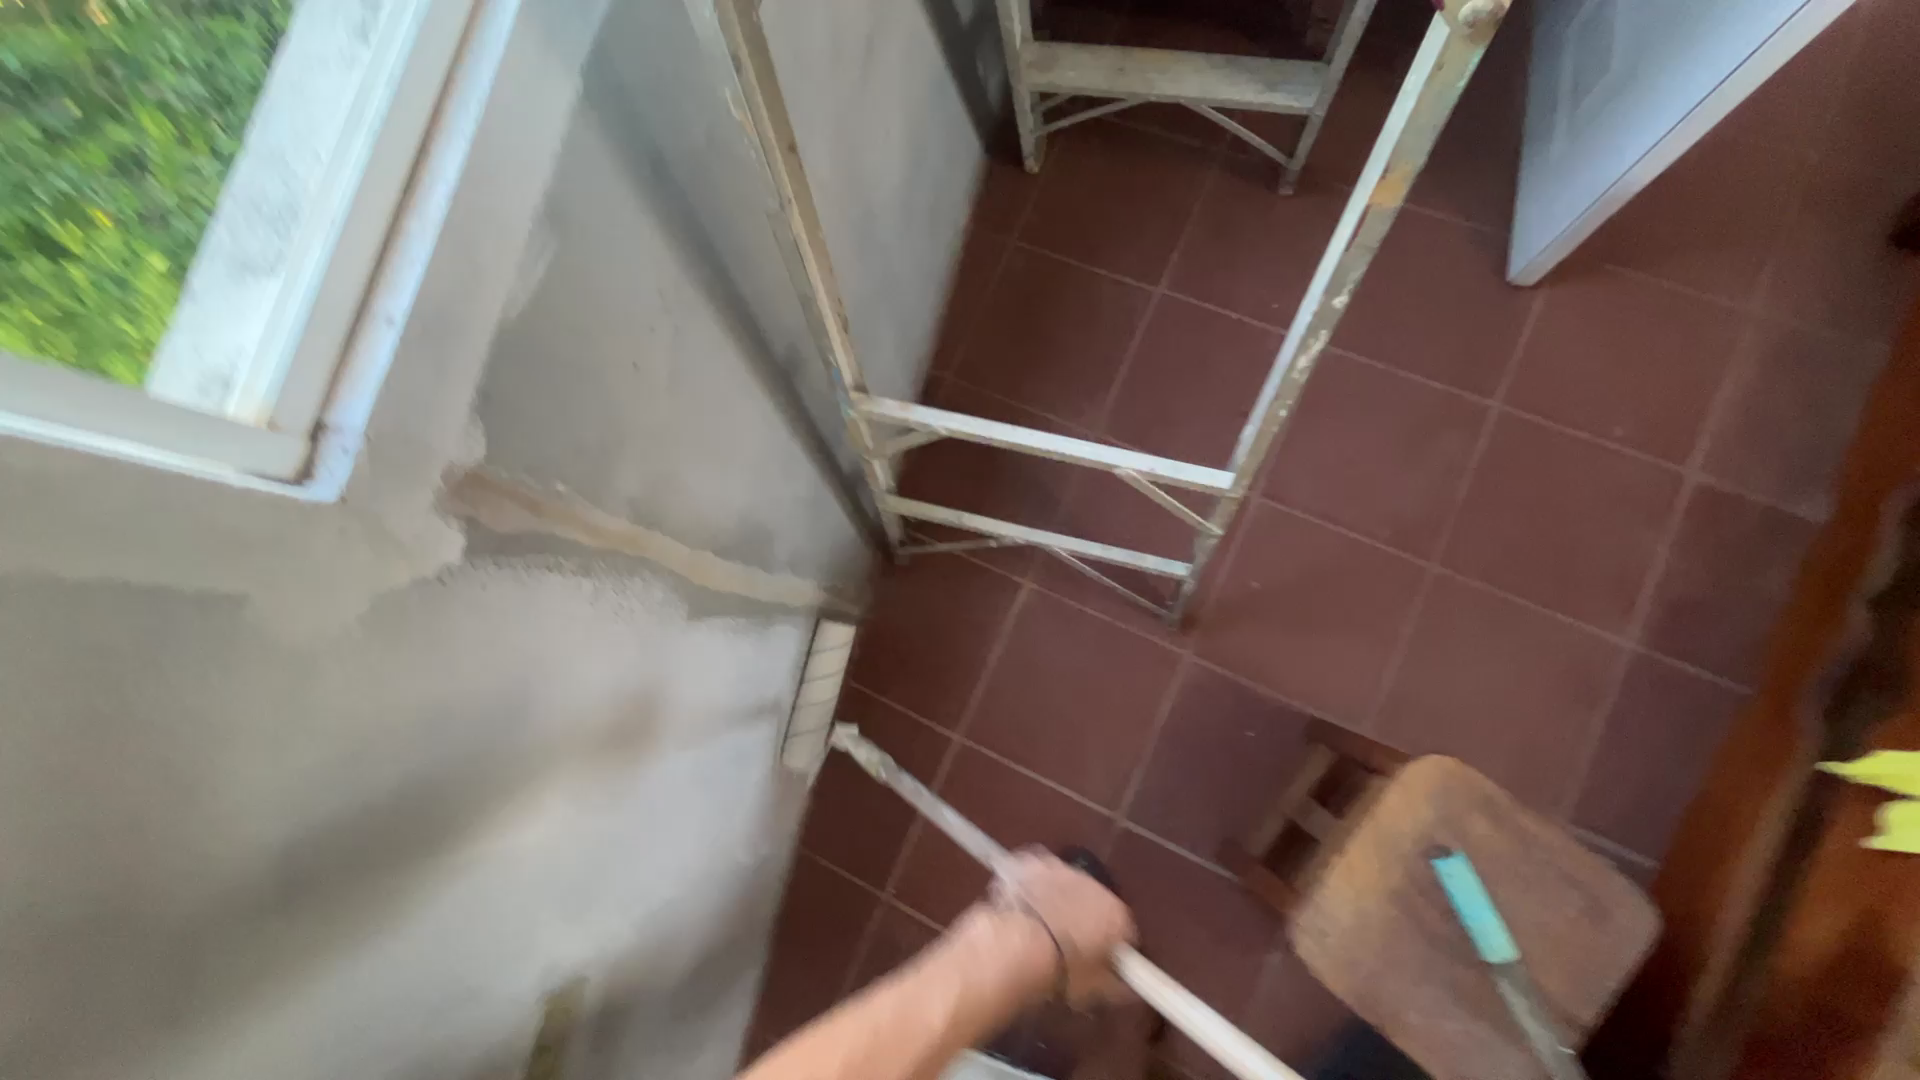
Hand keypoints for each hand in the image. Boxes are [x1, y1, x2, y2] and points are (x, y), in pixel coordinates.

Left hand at [989, 848, 1134, 1004]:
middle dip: (1086, 920)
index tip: (1100, 962)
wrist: (1016, 943)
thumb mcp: (1093, 990)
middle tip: (1068, 946)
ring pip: (1067, 885)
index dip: (1112, 948)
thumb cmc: (1059, 971)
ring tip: (1041, 927)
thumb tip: (1124, 985)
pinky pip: (1040, 874)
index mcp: (1116, 915)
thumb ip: (1116, 984)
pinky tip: (1023, 907)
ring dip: (1060, 900)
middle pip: (1096, 903)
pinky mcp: (1033, 861)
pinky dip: (1035, 887)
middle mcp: (1095, 884)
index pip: (1125, 932)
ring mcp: (1062, 868)